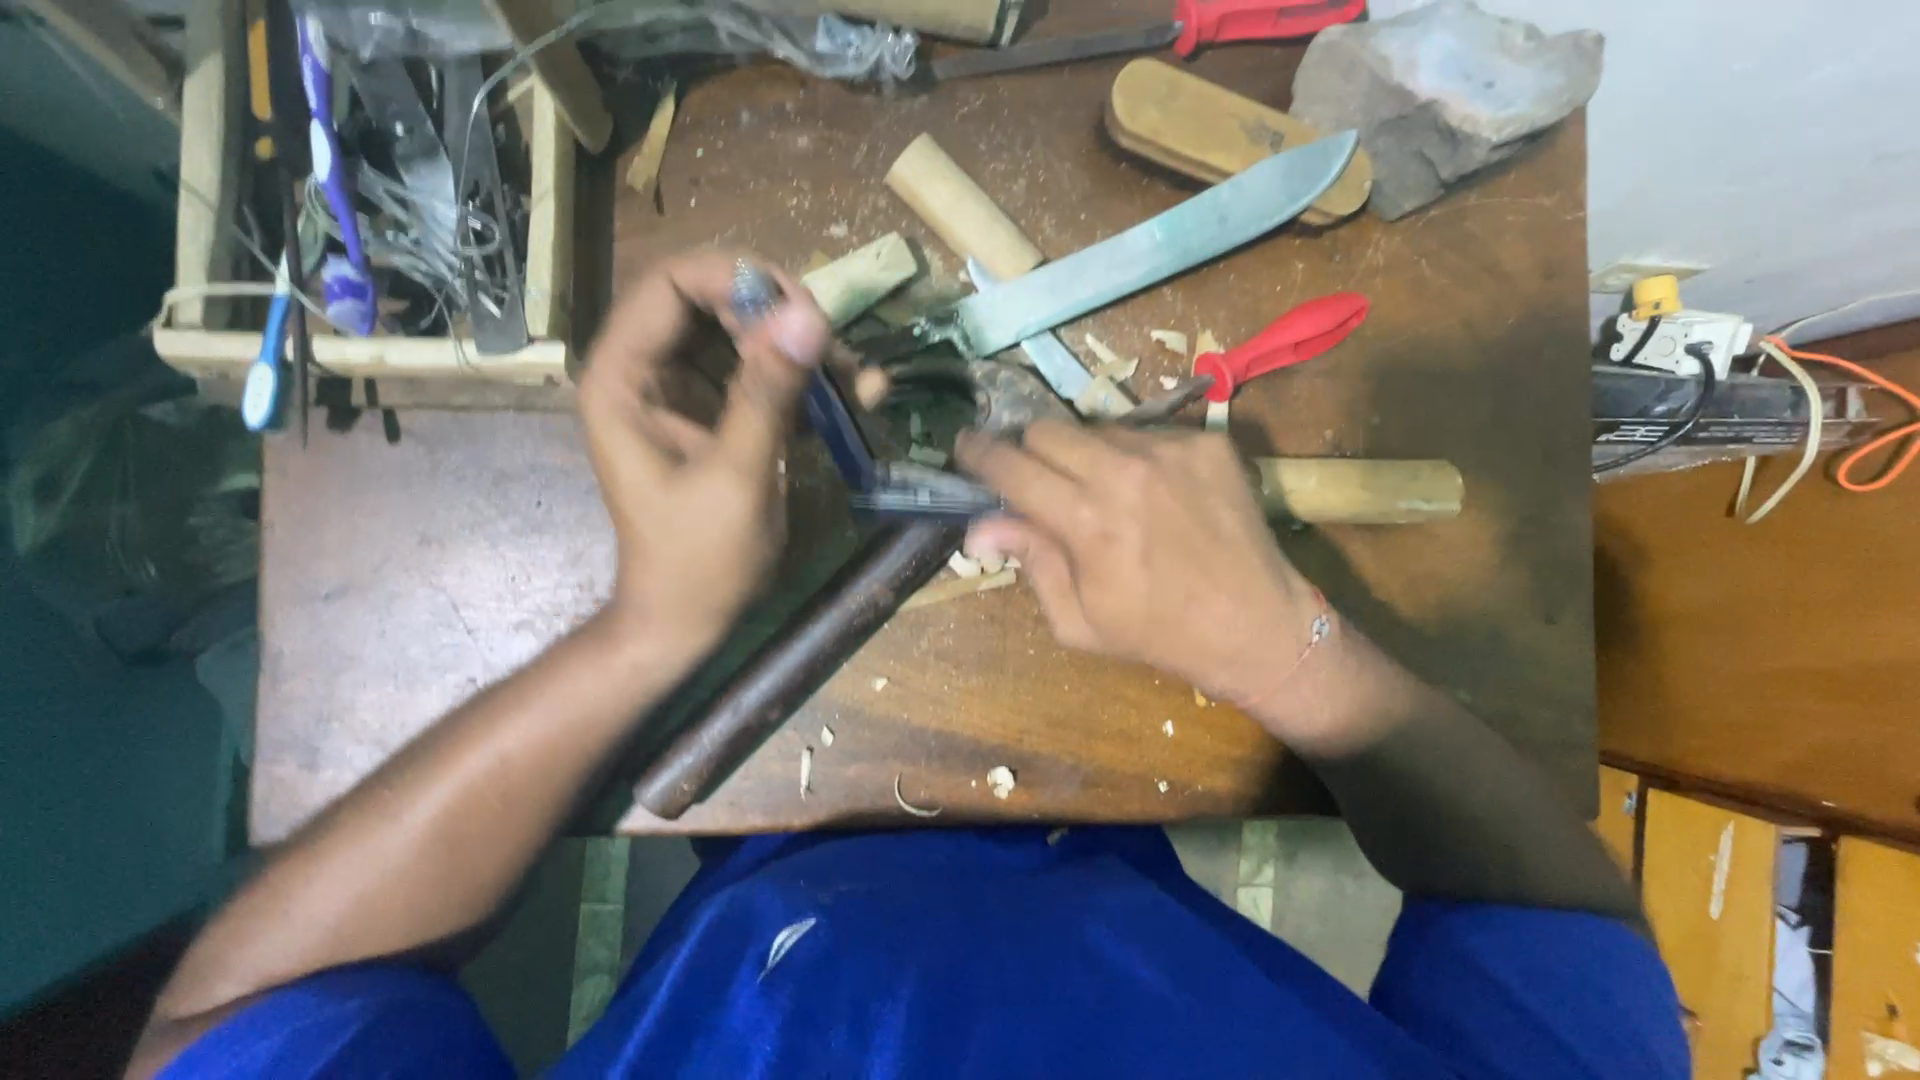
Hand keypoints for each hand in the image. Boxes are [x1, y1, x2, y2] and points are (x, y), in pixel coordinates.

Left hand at [577, 249, 829, 666]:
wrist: (689, 617)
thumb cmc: (698, 559)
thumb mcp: (736, 475)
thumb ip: (768, 392)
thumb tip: (808, 314)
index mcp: (623, 377)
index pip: (669, 284)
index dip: (734, 279)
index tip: (800, 310)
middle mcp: (648, 370)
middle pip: (711, 299)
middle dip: (777, 312)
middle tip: (830, 343)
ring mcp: (685, 390)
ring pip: (743, 331)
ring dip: (800, 344)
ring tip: (853, 374)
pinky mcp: (719, 411)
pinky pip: (762, 371)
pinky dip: (805, 376)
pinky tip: (851, 392)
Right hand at [956, 422, 1323, 709]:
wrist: (1257, 624)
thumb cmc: (1158, 634)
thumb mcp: (1078, 621)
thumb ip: (1030, 561)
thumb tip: (978, 527)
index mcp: (1087, 522)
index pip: (1012, 466)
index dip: (979, 454)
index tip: (964, 447)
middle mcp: (1124, 472)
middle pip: (1045, 429)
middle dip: (1028, 450)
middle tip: (1034, 477)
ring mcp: (1169, 450)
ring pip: (1094, 427)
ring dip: (1081, 453)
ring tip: (1101, 491)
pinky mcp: (1205, 442)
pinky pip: (1145, 431)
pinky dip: (1132, 456)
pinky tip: (1149, 491)